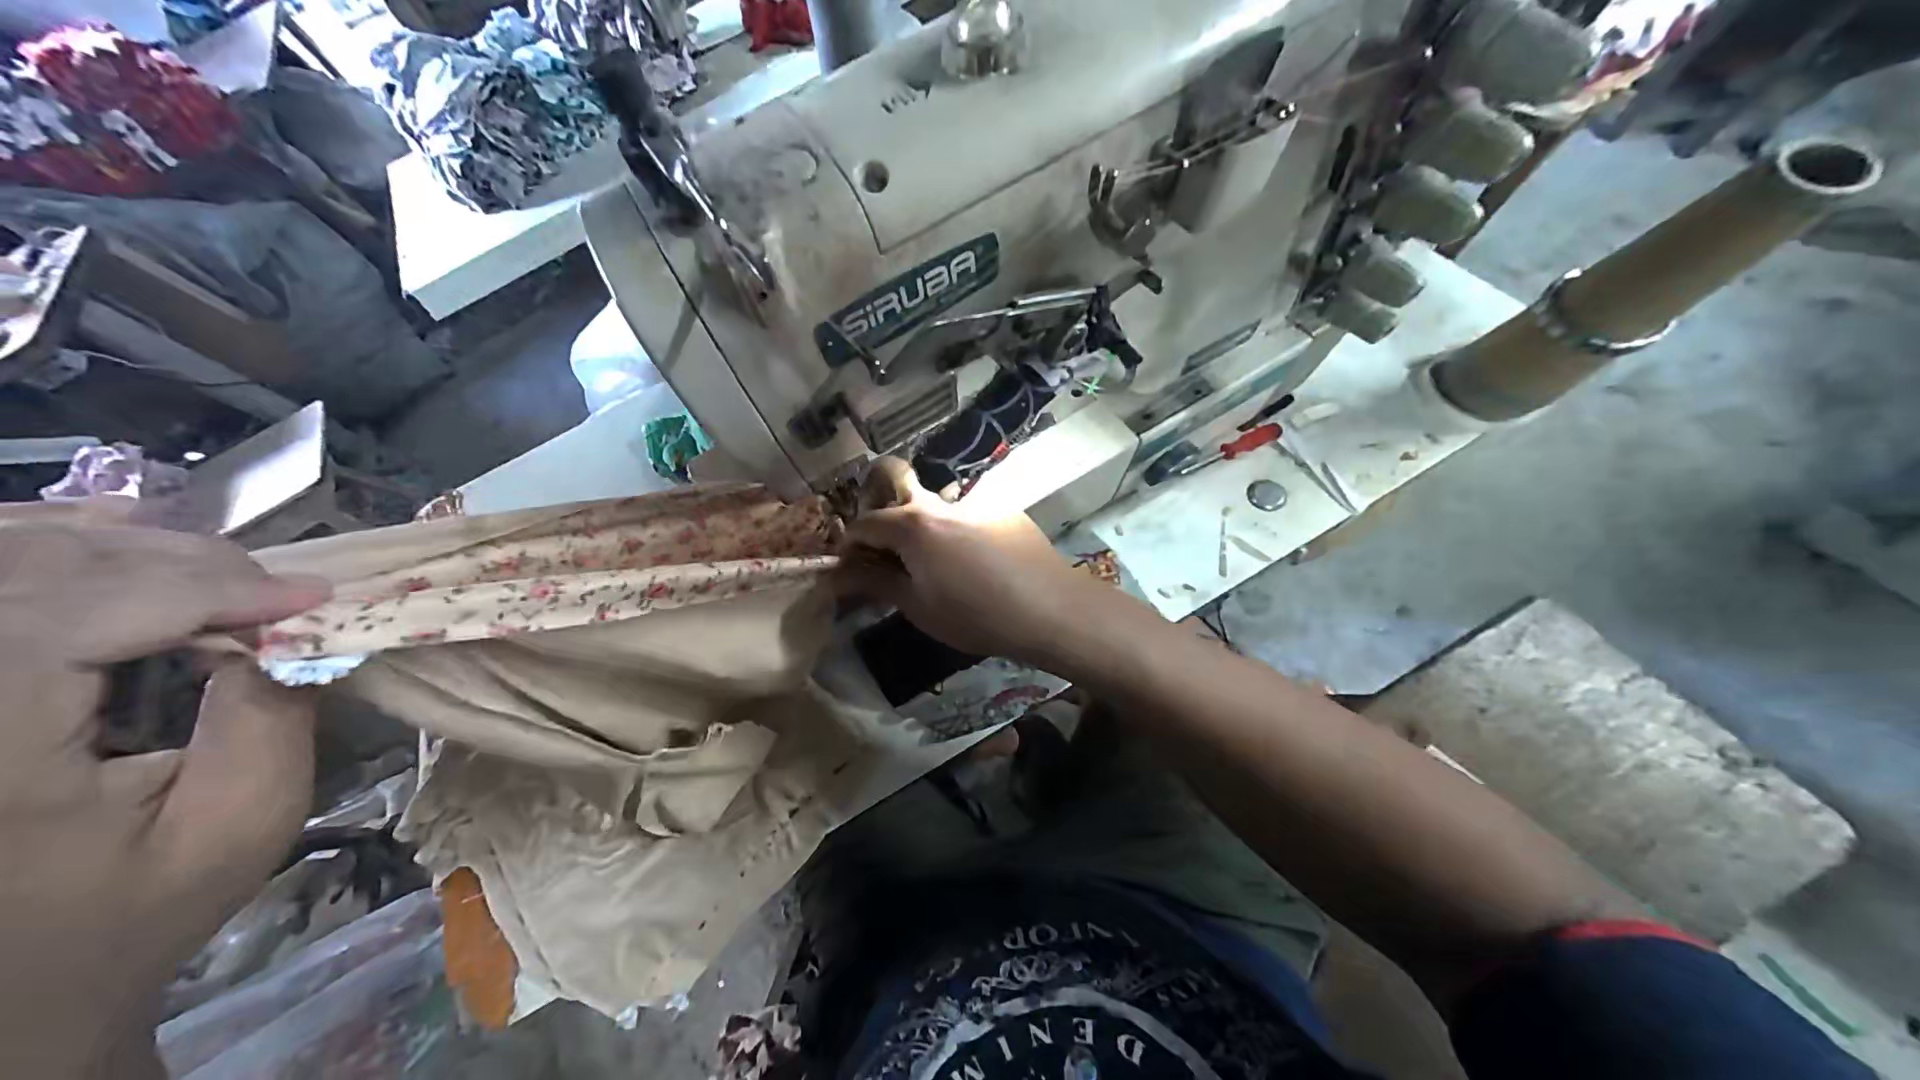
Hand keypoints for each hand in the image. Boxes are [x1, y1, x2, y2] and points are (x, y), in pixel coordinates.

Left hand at [0, 514, 329, 1073]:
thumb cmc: (133, 911)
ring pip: (6, 560)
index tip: (308, 598)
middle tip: (279, 592)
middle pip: (35, 576)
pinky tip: (121, 550)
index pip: (64, 623)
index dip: (201, 591)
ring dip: (125, 553)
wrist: (15, 979)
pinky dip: (58, 548)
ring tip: (226, 576)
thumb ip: (270, 722)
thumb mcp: (234, 829)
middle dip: (180, 568)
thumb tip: (290, 631)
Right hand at [839, 458, 1135, 668]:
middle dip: (874, 492)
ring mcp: (974, 500)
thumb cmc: (976, 615)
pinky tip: (971, 559)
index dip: (849, 544)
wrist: (1050, 609)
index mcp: (912, 524)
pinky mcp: (1002, 508)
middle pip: (893, 473)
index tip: (848, 567)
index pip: (864, 522)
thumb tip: (837, 575)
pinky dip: (955, 527)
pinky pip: (966, 510)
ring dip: (920, 514)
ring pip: (934, 494)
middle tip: (879, 533)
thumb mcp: (918, 606)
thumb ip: (875, 582)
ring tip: (930, 555)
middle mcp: (939, 501)